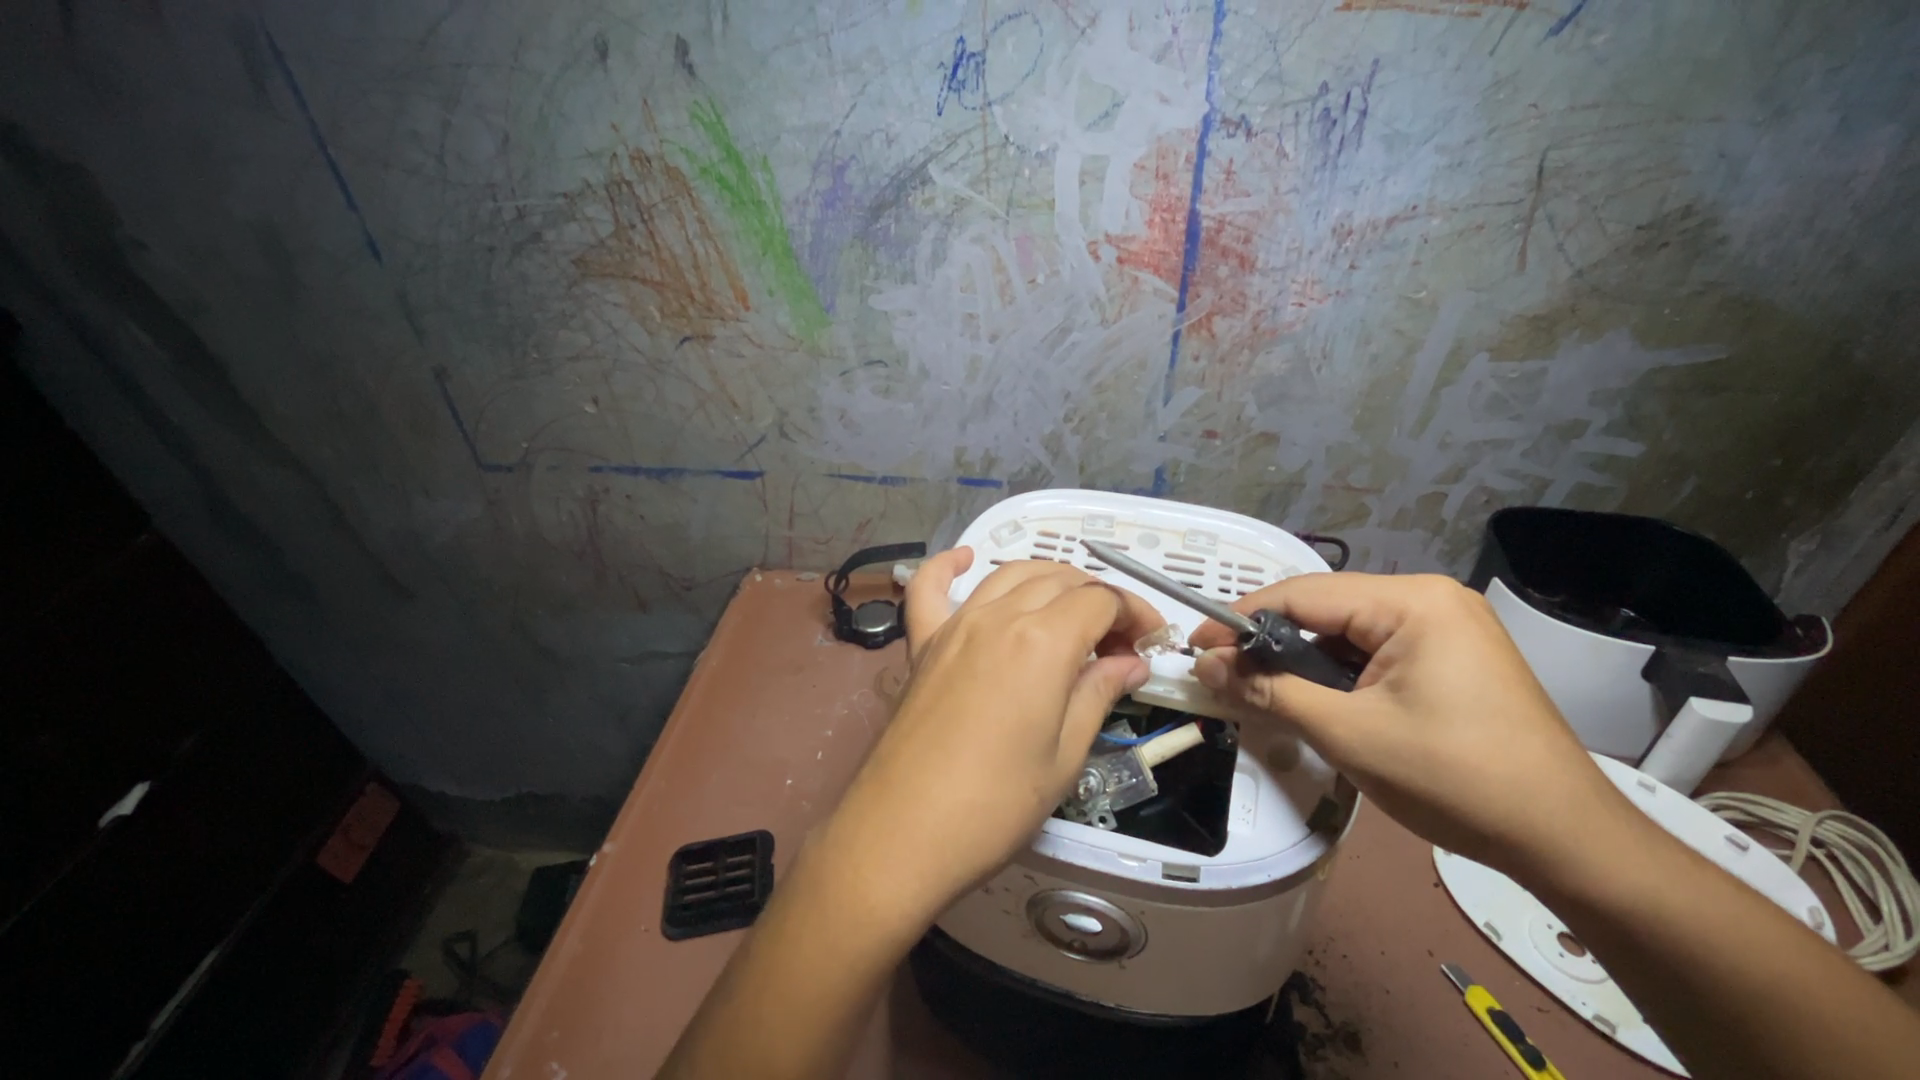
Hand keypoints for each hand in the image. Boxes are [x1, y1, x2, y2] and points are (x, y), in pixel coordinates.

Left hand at [821, 549, 1164, 918]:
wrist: (905, 831)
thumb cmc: (997, 804)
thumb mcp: (1066, 756)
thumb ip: (1098, 694)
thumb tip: (1131, 662)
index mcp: (1043, 641)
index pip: (1101, 600)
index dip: (1134, 613)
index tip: (1151, 642)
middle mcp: (999, 616)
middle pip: (1059, 580)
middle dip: (1099, 600)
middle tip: (1119, 644)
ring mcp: (954, 626)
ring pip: (1009, 575)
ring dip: (1049, 582)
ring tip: (1071, 615)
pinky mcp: (922, 644)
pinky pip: (930, 588)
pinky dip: (948, 565)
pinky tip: (965, 559)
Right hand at [1190, 573, 1636, 877]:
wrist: (1565, 838)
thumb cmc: (1454, 778)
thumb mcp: (1348, 733)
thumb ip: (1269, 691)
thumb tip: (1205, 664)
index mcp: (1412, 601)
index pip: (1302, 595)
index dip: (1240, 620)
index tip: (1194, 647)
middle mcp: (1430, 599)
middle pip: (1324, 610)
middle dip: (1269, 644)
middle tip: (1220, 676)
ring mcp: (1447, 628)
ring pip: (1347, 634)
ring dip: (1301, 663)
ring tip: (1257, 693)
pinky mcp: (1453, 659)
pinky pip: (1375, 653)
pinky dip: (1337, 675)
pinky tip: (1311, 701)